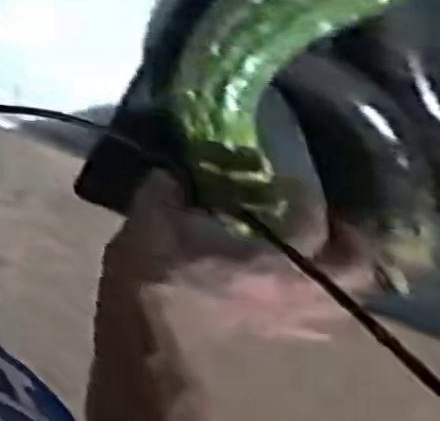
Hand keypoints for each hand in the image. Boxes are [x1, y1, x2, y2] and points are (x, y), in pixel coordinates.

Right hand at [103, 171, 377, 343]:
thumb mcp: (147, 222)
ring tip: (321, 253)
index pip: (314, 228)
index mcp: (273, 263)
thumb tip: (170, 173)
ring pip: (349, 298)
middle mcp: (300, 292)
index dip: (306, 200)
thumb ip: (161, 193)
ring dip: (344, 274)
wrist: (149, 324)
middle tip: (328, 218)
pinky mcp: (281, 331)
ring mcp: (295, 317)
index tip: (289, 181)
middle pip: (356, 271)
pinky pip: (326, 317)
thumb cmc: (154, 272)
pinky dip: (326, 299)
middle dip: (349, 242)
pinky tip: (303, 290)